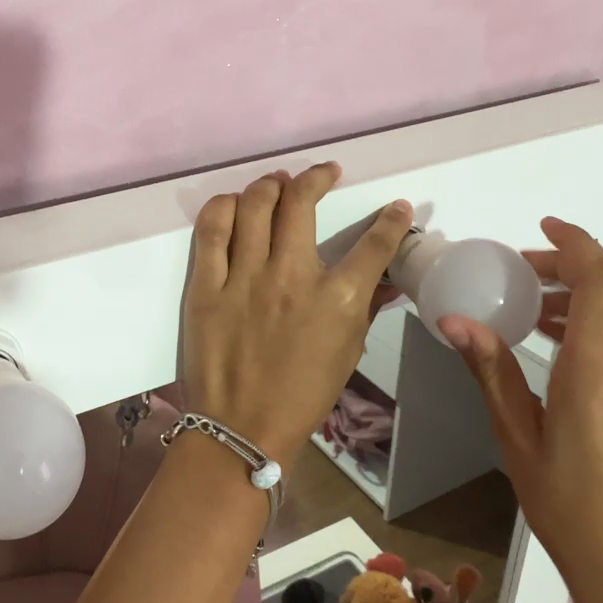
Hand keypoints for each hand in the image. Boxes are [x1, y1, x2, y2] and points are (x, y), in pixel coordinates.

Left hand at [179, 162, 413, 463]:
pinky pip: (212, 229)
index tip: (396, 207)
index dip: (391, 220)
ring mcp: (244, 277)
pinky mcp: (206, 285)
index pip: (373, 245)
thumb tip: (389, 276)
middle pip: (302, 202)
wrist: (242, 428)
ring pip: (254, 205)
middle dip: (317, 177)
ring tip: (276, 183)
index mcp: (335, 299)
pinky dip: (224, 207)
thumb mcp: (348, 353)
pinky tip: (233, 203)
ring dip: (269, 185)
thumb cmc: (302, 395)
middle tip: (322, 175)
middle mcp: (291, 277)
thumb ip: (367, 307)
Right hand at [436, 217, 602, 595]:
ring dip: (594, 298)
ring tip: (542, 316)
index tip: (543, 229)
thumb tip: (455, 320)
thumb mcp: (518, 441)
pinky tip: (582, 356)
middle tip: (526, 276)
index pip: (600, 282)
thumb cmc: (570, 510)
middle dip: (575, 268)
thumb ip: (493, 372)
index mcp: (601, 377)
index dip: (575, 245)